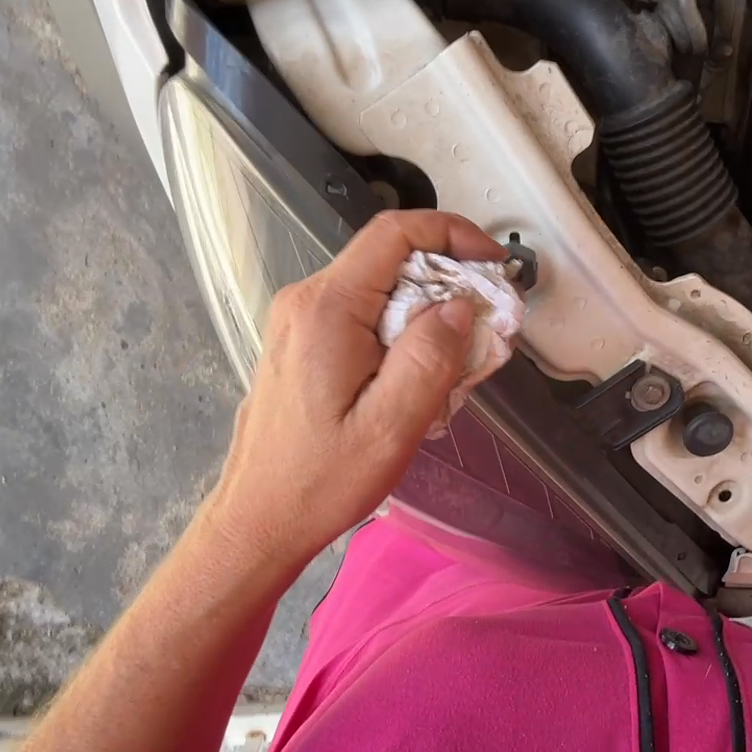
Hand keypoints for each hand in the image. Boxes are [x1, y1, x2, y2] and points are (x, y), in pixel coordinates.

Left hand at [198, 210, 507, 569]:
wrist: (259, 519)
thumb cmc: (321, 480)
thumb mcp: (391, 426)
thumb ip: (430, 358)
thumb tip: (459, 305)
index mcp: (328, 309)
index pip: (394, 234)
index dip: (452, 232)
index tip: (493, 263)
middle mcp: (308, 301)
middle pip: (390, 258)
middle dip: (449, 278)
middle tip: (487, 323)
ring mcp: (301, 320)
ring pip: (381, 286)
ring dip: (429, 308)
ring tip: (458, 357)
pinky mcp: (304, 342)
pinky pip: (366, 313)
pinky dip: (405, 327)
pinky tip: (420, 373)